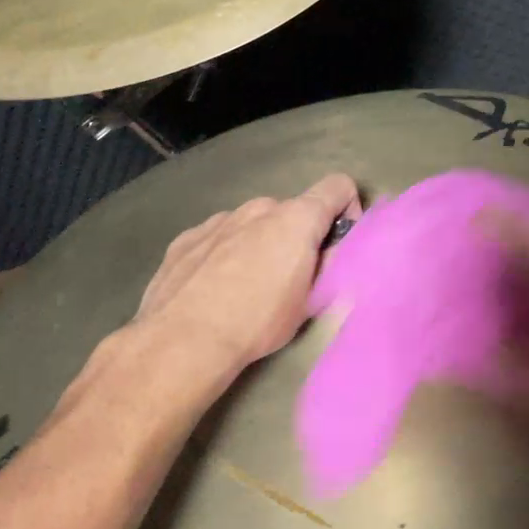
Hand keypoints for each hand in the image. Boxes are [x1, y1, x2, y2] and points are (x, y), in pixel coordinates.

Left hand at [131, 174, 360, 374]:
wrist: (180, 342)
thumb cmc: (257, 321)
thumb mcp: (312, 300)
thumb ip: (331, 265)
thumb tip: (336, 250)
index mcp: (297, 218)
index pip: (339, 186)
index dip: (348, 209)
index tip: (338, 243)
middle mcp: (259, 208)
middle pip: (293, 211)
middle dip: (299, 236)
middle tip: (292, 276)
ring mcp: (218, 220)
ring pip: (254, 223)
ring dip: (261, 243)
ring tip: (248, 285)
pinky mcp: (186, 238)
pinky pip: (220, 237)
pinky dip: (226, 253)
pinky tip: (215, 287)